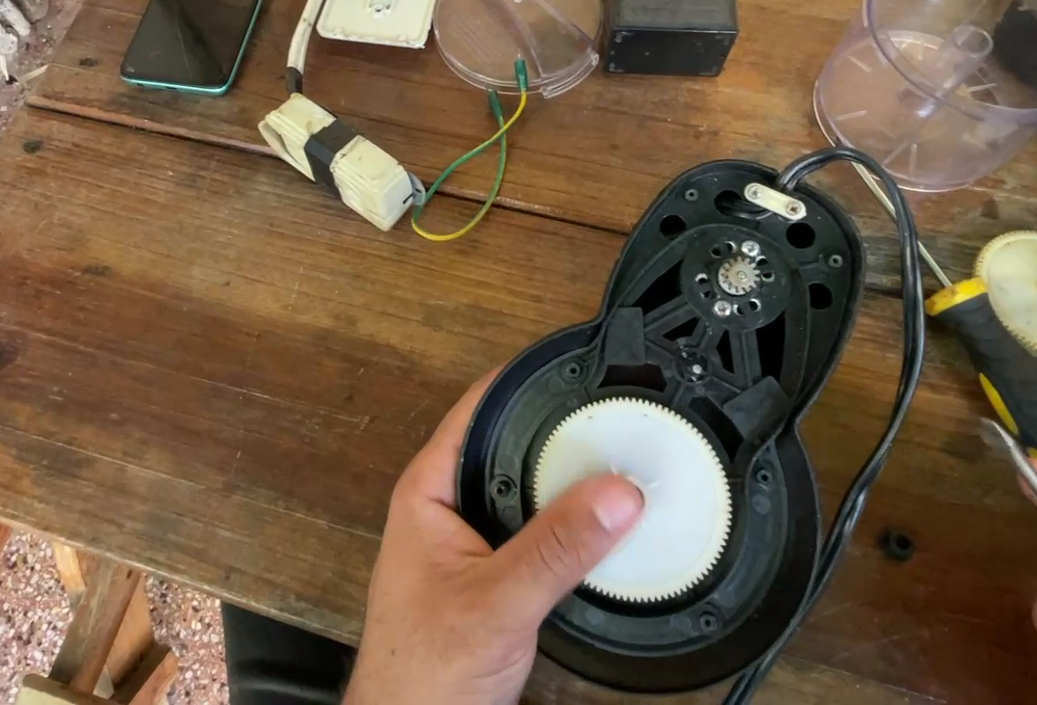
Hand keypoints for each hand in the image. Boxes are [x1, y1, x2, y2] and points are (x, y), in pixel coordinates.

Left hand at [344, 372, 643, 704]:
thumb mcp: (498, 601)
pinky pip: (530, 522)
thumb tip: (613, 495)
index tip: (567, 365)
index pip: (478, 407)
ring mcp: (466, 535)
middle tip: (604, 409)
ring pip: (520, 485)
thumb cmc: (422, 672)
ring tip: (608, 456)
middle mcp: (445, 502)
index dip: (520, 379)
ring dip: (558, 475)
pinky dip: (561, 515)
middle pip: (504, 441)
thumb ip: (557, 548)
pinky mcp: (487, 567)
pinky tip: (592, 520)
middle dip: (551, 426)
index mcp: (428, 488)